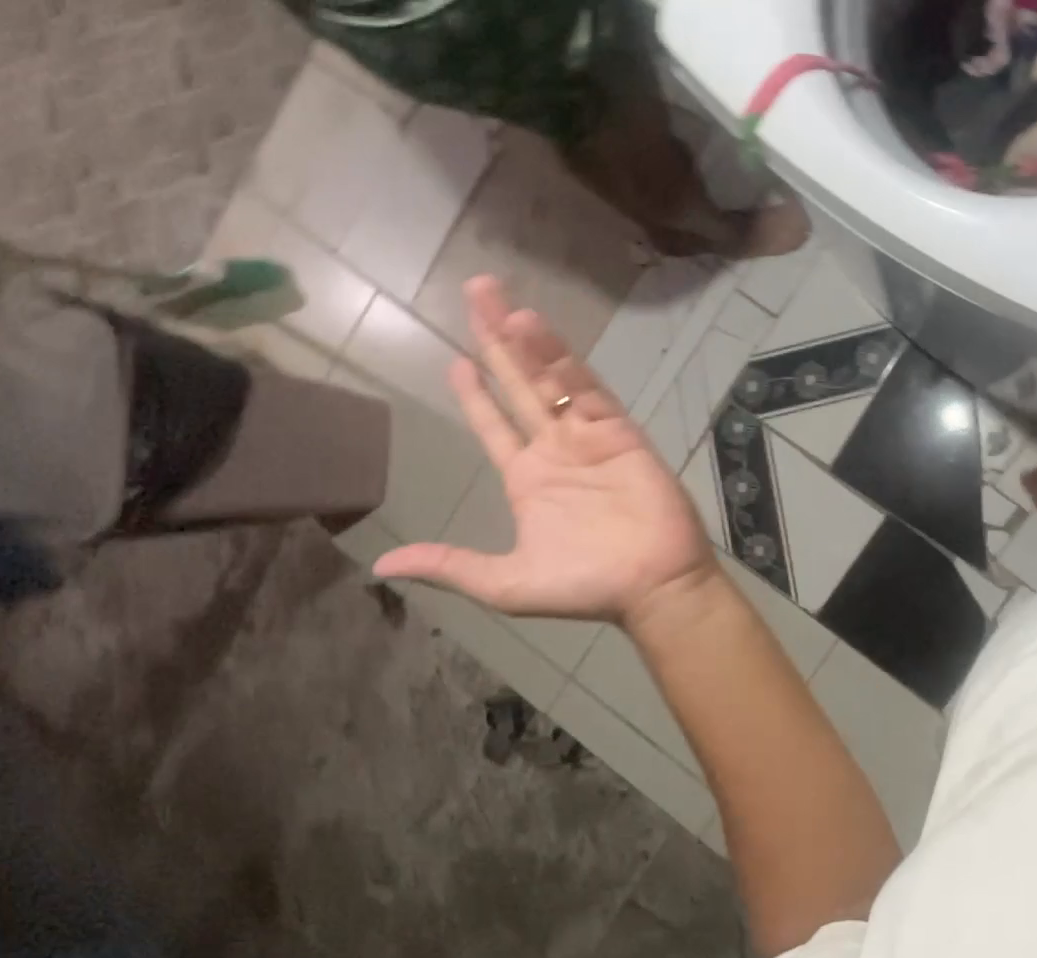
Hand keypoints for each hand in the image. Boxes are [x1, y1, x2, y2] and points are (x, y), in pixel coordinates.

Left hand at [373, 277, 715, 625]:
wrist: (653, 587)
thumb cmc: (586, 587)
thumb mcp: (506, 583)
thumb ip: (451, 564)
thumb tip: (384, 565)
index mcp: (529, 479)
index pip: (496, 424)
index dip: (476, 393)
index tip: (458, 361)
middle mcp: (557, 450)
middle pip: (521, 384)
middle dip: (497, 342)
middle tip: (478, 292)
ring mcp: (590, 438)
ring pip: (552, 380)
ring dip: (527, 342)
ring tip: (500, 302)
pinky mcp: (621, 434)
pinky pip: (587, 392)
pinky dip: (563, 362)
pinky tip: (537, 333)